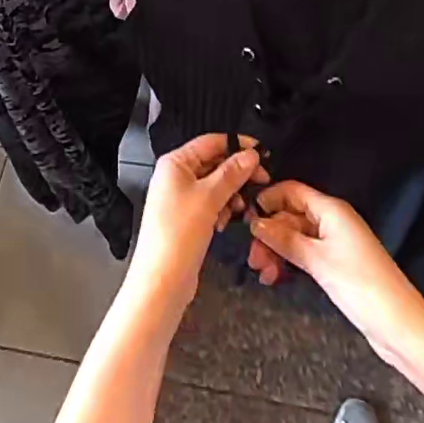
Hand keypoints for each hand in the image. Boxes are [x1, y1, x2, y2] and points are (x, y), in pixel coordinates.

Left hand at [129, 134, 268, 303]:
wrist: (162, 280)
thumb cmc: (177, 235)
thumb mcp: (209, 198)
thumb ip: (232, 173)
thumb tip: (250, 155)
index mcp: (175, 163)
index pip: (211, 142)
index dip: (237, 145)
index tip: (261, 152)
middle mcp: (175, 176)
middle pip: (213, 162)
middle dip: (237, 172)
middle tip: (261, 180)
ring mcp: (180, 197)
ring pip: (214, 184)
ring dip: (231, 193)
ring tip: (241, 207)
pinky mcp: (186, 217)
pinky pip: (210, 202)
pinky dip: (222, 208)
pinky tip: (227, 220)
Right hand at [245, 181, 423, 358]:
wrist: (400, 326)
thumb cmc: (360, 285)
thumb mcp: (317, 259)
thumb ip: (284, 239)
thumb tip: (256, 223)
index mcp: (331, 209)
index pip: (292, 190)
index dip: (268, 199)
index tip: (246, 219)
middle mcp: (332, 220)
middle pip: (291, 215)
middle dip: (269, 233)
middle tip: (252, 258)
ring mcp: (334, 243)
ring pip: (295, 237)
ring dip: (276, 250)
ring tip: (262, 272)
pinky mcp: (336, 264)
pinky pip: (305, 254)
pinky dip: (289, 262)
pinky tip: (276, 277)